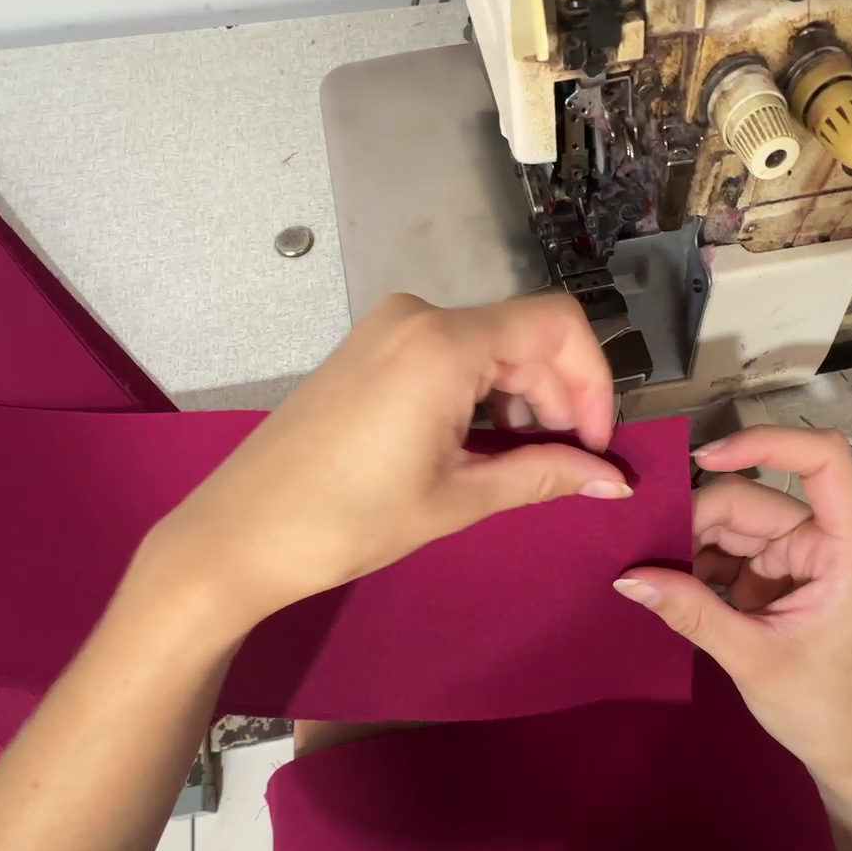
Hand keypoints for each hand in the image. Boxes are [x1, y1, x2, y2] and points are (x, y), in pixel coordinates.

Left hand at [126, 293, 629, 636]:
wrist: (237, 534)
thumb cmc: (348, 520)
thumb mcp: (457, 499)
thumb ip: (543, 475)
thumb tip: (614, 481)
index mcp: (443, 343)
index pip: (557, 327)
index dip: (594, 382)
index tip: (596, 444)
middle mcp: (418, 316)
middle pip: (524, 337)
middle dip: (559, 398)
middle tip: (567, 464)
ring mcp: (388, 328)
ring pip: (490, 347)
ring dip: (521, 399)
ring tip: (519, 460)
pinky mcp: (370, 348)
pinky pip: (450, 355)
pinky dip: (481, 394)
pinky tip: (478, 441)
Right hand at [611, 426, 851, 785]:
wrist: (846, 749)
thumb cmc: (824, 706)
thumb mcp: (754, 659)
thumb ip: (693, 614)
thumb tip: (628, 578)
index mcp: (843, 548)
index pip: (822, 461)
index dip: (768, 442)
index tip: (707, 458)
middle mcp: (819, 540)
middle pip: (751, 498)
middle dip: (697, 520)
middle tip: (646, 549)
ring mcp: (792, 556)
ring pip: (730, 523)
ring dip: (688, 541)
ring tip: (649, 566)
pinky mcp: (768, 574)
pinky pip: (723, 550)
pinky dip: (692, 562)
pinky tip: (665, 580)